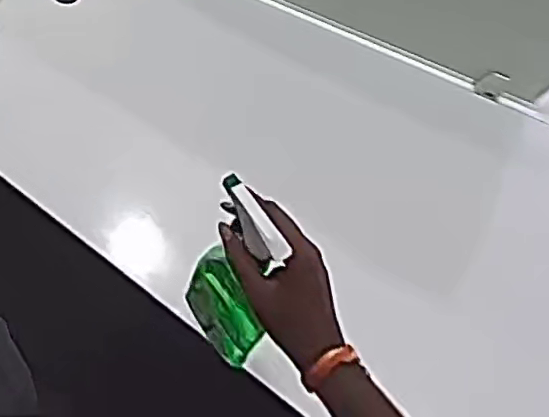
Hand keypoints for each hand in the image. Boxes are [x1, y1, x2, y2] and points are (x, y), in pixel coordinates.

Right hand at [218, 192, 344, 369]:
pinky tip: (256, 253)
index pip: (271, 213)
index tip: (233, 192)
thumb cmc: (294, 328)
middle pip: (277, 220)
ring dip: (260, 230)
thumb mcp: (257, 290)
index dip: (249, 200)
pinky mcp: (311, 271)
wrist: (322, 357)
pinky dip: (270, 243)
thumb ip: (238, 257)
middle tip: (231, 212)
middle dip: (252, 214)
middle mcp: (309, 252)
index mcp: (299, 251)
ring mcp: (312, 262)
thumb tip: (226, 233)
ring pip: (282, 233)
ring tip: (239, 235)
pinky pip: (288, 246)